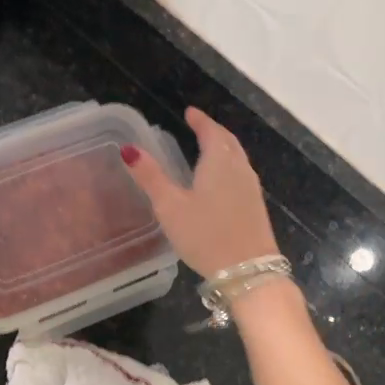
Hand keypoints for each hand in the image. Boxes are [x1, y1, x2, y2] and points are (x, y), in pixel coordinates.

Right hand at [121, 107, 279, 278]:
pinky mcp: (255, 207)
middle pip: (228, 142)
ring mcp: (251, 189)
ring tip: (209, 149)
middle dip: (213, 132)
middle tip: (199, 127)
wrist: (247, 271)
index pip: (210, 132)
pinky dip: (229, 167)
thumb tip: (129, 149)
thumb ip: (151, 177)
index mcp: (218, 162)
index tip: (190, 113)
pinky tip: (222, 181)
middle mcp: (239, 169)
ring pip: (237, 158)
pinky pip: (241, 175)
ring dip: (224, 148)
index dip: (200, 121)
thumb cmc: (205, 234)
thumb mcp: (170, 206)